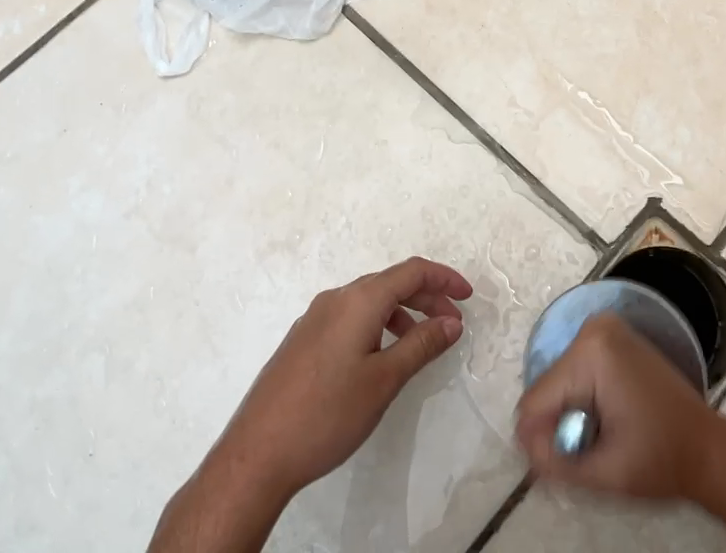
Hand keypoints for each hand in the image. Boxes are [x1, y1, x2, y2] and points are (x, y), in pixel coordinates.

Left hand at [217, 257, 474, 497]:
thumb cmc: (328, 413)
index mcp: (357, 301)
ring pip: (368, 301)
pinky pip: (350, 318)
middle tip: (453, 322)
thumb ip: (422, 344)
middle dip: (426, 296)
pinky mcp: (303, 342)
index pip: (410, 272)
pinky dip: (377, 325)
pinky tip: (382, 357)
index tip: (468, 297)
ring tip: (422, 343)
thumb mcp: (385, 379)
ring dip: (402, 313)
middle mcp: (334, 300)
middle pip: (389, 283)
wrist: (257, 454)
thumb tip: (452, 320)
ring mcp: (313, 320)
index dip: (443, 278)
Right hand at [514, 313, 722, 500]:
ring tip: (604, 434)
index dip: (542, 440)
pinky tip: (609, 418)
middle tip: (592, 451)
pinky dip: (583, 402)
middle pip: (547, 390)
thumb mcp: (603, 472)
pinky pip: (574, 375)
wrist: (707, 447)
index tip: (566, 463)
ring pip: (558, 384)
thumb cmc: (662, 458)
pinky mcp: (610, 338)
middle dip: (560, 425)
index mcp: (592, 352)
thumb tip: (523, 445)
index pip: (535, 402)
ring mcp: (604, 329)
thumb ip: (552, 461)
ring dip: (570, 415)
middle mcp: (594, 328)